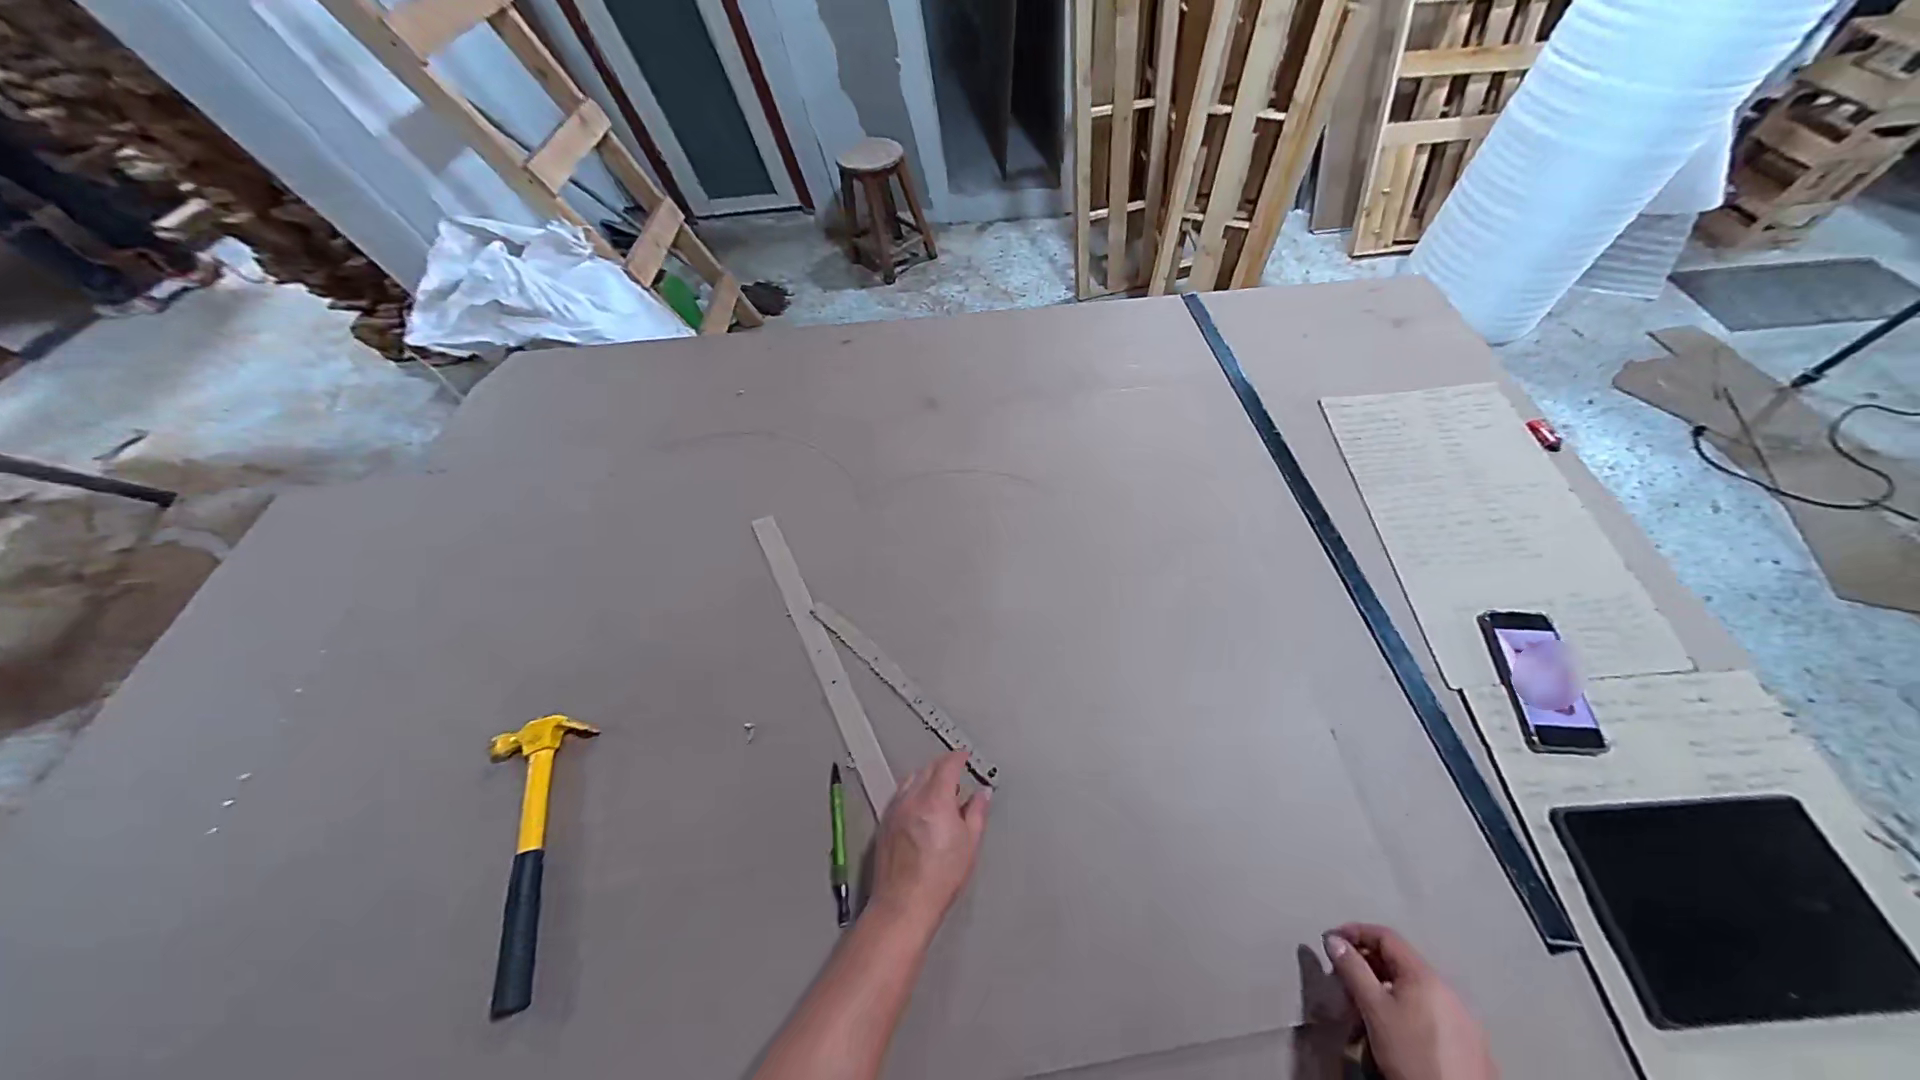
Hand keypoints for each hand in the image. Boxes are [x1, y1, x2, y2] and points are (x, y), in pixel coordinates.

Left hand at [869, 751, 990, 932]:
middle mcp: (911, 800)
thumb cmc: (937, 881)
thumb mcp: (970, 844)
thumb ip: (977, 813)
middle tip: (956, 771)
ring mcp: (895, 810)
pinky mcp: (885, 823)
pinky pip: (899, 794)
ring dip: (926, 776)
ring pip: (911, 779)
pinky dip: (912, 790)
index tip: (964, 757)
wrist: (904, 904)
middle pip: (928, 768)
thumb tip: (982, 796)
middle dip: (943, 765)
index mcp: (935, 801)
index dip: (958, 757)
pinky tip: (921, 804)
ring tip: (940, 788)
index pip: (947, 765)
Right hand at [1323, 923, 1497, 1079]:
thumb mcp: (1374, 1010)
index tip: (1330, 942)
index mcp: (1425, 975)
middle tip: (1341, 974)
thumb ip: (1353, 970)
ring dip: (1382, 983)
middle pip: (1399, 959)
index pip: (1386, 936)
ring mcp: (1460, 1014)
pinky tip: (1392, 1023)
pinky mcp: (1466, 1038)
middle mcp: (1447, 988)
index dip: (1355, 931)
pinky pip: (1426, 1005)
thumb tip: (1334, 940)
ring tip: (1362, 1000)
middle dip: (1365, 960)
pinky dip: (1402, 1002)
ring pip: (1412, 984)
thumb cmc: (1410, 1053)